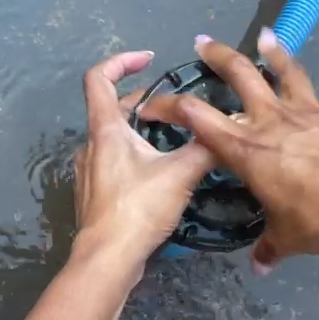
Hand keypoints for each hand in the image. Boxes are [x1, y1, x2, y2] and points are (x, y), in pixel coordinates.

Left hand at [72, 50, 216, 271]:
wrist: (107, 260)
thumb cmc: (138, 209)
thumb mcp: (181, 174)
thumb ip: (207, 147)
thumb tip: (231, 130)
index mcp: (105, 130)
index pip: (99, 78)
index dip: (121, 61)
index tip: (149, 59)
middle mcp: (90, 146)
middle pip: (112, 110)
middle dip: (143, 103)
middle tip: (173, 109)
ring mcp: (88, 172)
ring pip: (113, 139)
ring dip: (139, 133)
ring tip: (171, 142)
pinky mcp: (93, 196)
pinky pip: (112, 165)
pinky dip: (133, 158)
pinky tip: (157, 176)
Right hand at [136, 30, 318, 271]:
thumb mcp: (289, 238)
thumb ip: (270, 248)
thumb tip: (261, 266)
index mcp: (248, 150)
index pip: (199, 121)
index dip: (171, 108)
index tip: (152, 104)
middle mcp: (274, 122)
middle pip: (241, 77)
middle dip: (218, 57)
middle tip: (203, 42)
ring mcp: (311, 115)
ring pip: (288, 73)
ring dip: (275, 53)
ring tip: (266, 34)